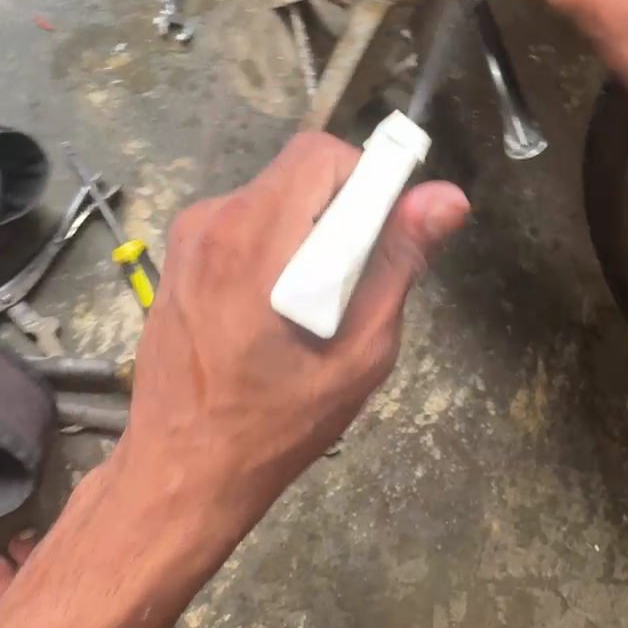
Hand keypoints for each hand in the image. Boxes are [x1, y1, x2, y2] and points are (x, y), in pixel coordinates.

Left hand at [115, 133, 470, 520]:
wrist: (179, 474)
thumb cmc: (277, 423)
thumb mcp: (359, 350)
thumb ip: (400, 261)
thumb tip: (449, 198)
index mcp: (255, 237)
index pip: (320, 154)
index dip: (366, 177)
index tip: (383, 230)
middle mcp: (213, 219)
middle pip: (299, 170)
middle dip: (342, 207)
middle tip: (357, 275)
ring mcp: (188, 234)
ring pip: (275, 194)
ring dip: (310, 227)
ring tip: (317, 300)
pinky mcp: (179, 253)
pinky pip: (247, 220)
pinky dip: (278, 242)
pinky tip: (276, 304)